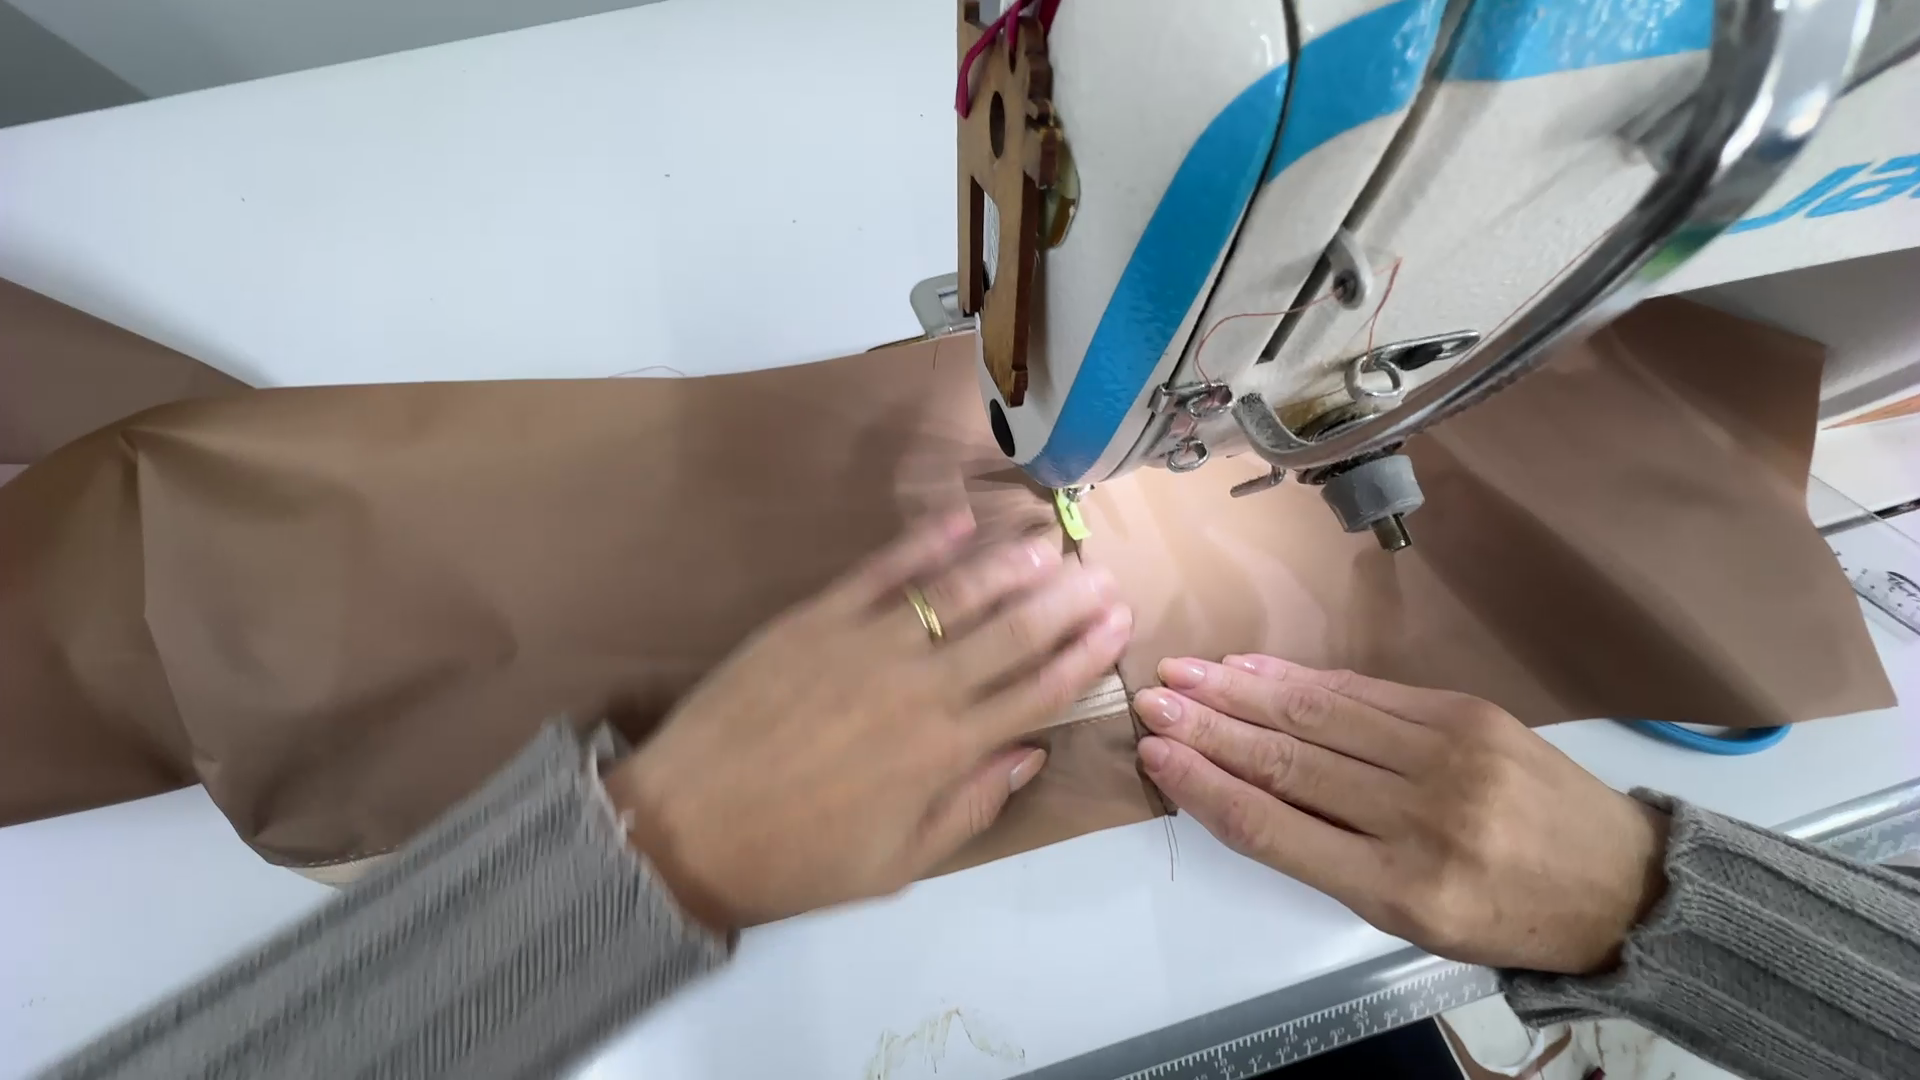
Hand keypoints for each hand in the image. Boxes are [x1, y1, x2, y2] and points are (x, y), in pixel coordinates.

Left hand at [604, 512, 1130, 929]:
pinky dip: (923, 542)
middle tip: (1101, 572)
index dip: (1083, 655)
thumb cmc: (798, 858)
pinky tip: (961, 519)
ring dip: (1010, 564)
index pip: (1036, 691)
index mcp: (945, 750)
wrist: (685, 828)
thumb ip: (971, 805)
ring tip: (1049, 540)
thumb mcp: (898, 861)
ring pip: (958, 593)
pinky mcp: (817, 617)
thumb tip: (1030, 753)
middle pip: (1012, 632)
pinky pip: (882, 570)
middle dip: (1065, 601)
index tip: (1117, 624)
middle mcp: (920, 687)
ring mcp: (867, 643)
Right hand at [1133, 655, 1668, 973]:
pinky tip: (1247, 667)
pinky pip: (1359, 690)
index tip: (1152, 755)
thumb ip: (1317, 848)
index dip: (1203, 787)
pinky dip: (1293, 677)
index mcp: (1400, 889)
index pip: (1272, 828)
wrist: (1625, 881)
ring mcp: (1447, 758)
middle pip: (1285, 762)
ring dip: (1236, 692)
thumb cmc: (1497, 911)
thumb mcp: (1404, 912)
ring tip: (1182, 674)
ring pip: (1314, 715)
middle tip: (1149, 702)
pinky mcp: (1464, 712)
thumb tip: (1232, 782)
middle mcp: (1420, 820)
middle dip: (1206, 727)